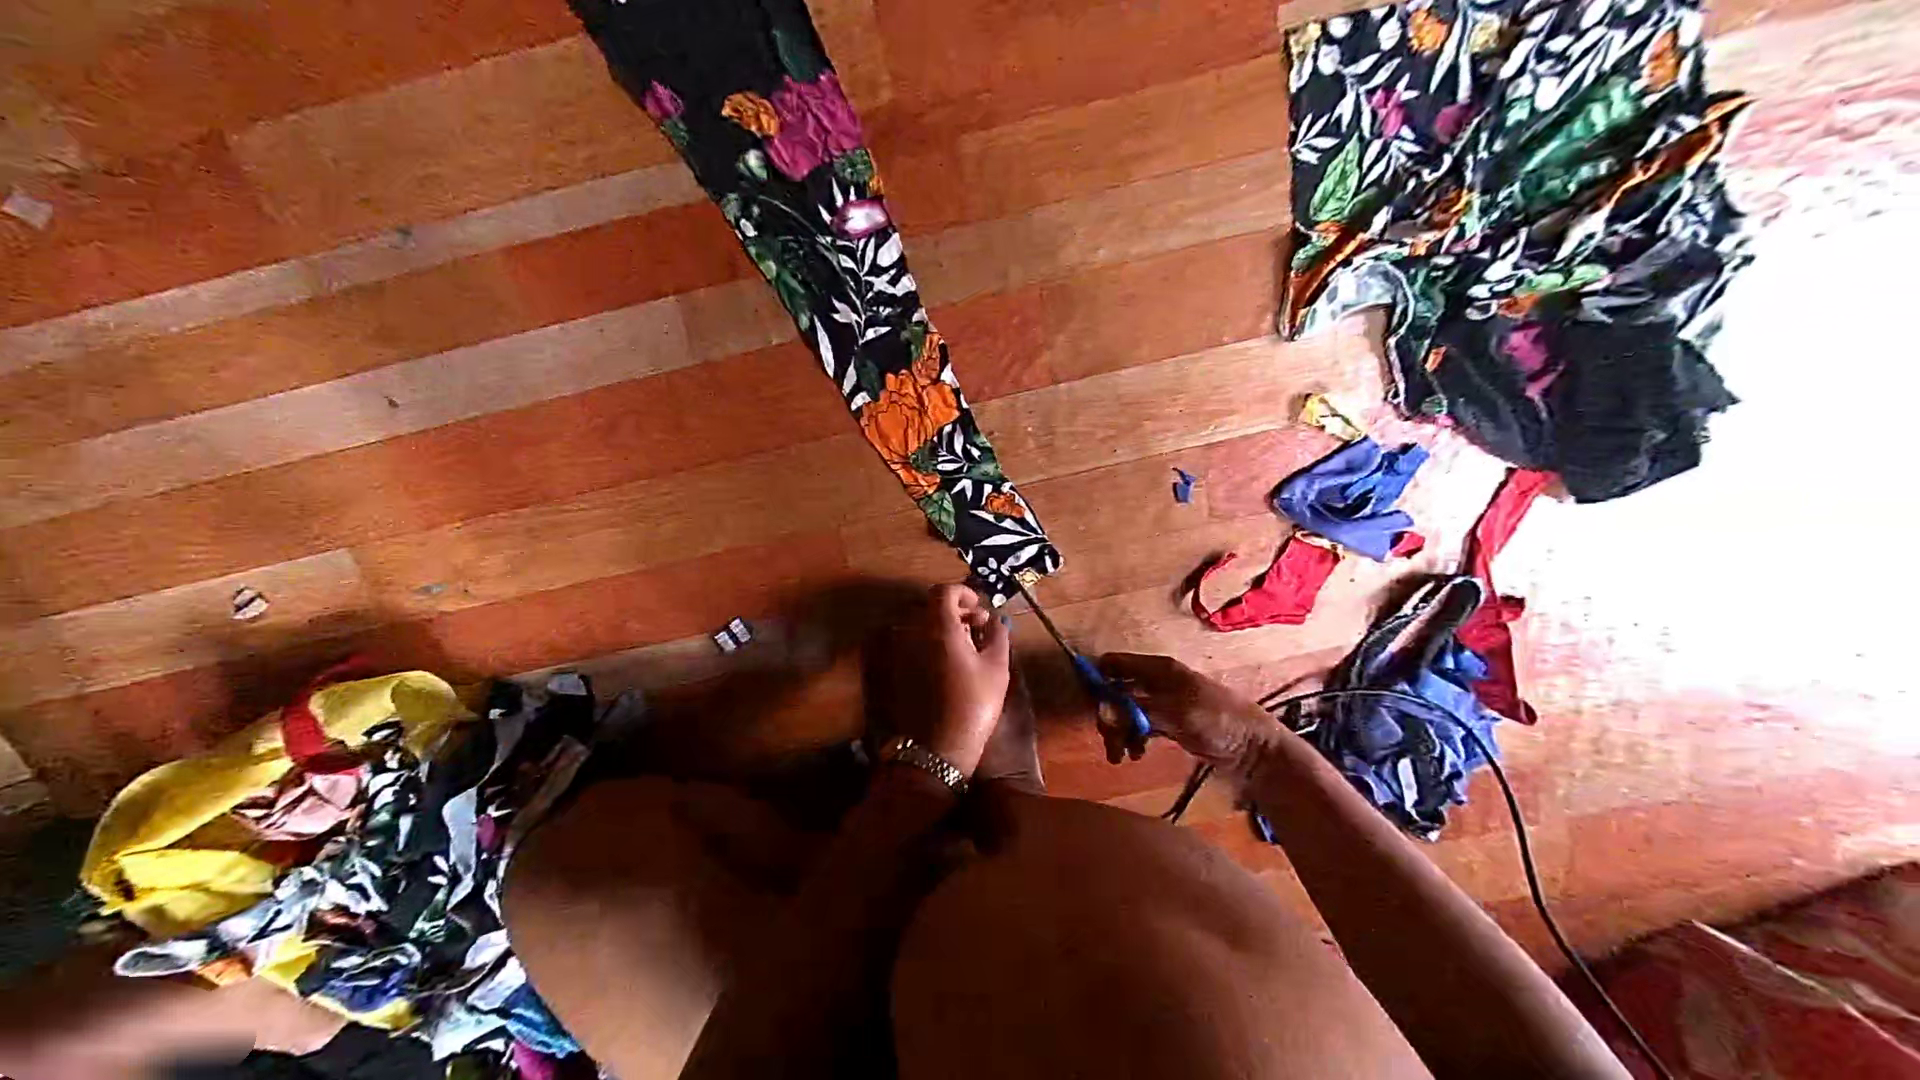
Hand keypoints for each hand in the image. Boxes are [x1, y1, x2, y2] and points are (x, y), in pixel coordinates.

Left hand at [891, 584, 1010, 778]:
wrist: (938, 746)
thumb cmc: (974, 705)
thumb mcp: (996, 667)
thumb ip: (998, 635)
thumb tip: (995, 619)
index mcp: (938, 628)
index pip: (943, 592)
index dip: (963, 593)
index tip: (979, 606)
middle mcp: (913, 634)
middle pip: (931, 608)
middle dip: (956, 610)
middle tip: (978, 626)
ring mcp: (900, 653)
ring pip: (921, 626)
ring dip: (943, 627)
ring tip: (966, 645)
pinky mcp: (896, 670)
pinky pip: (912, 644)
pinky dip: (929, 642)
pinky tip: (948, 662)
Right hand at [1096, 653, 1277, 773]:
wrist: (1257, 752)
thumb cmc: (1220, 723)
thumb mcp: (1177, 714)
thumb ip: (1138, 710)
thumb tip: (1101, 709)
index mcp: (1160, 669)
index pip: (1116, 663)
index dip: (1098, 678)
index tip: (1087, 703)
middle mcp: (1157, 682)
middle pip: (1117, 690)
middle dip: (1109, 714)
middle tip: (1109, 738)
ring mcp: (1163, 703)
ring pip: (1127, 712)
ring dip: (1119, 731)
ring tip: (1121, 755)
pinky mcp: (1169, 724)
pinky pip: (1140, 728)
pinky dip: (1133, 739)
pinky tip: (1135, 755)